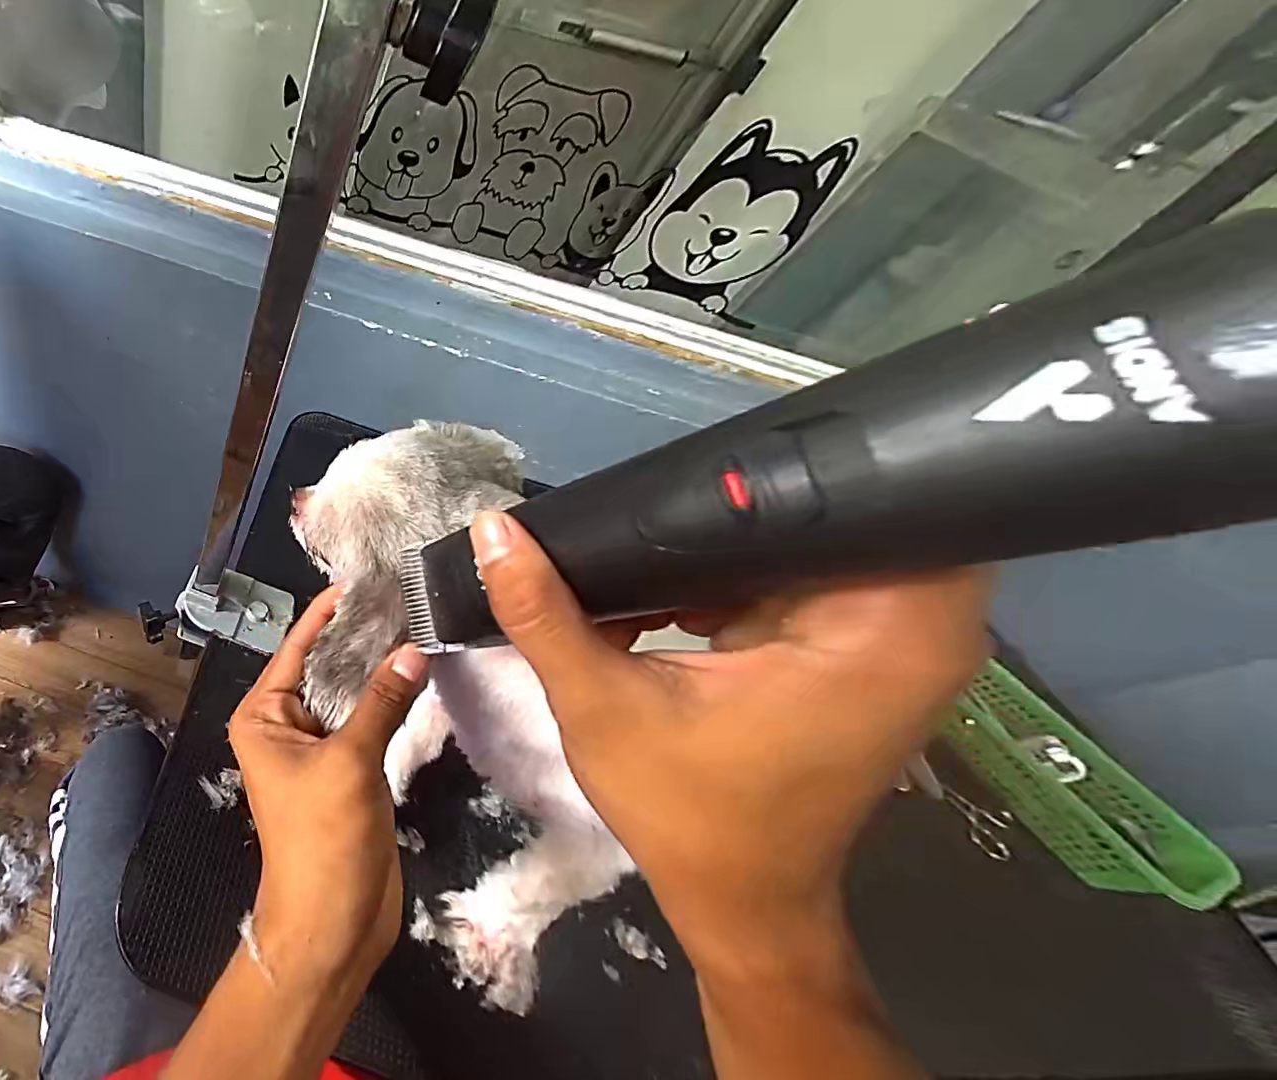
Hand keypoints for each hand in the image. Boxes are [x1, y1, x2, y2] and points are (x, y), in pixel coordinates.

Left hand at [229, 588, 426, 985]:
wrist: (332, 924)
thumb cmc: (322, 840)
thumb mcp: (349, 762)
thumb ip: (382, 702)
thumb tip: (413, 649)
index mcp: (263, 716)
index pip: (296, 649)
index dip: (325, 615)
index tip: (358, 583)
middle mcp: (285, 724)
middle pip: (325, 667)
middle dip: (359, 638)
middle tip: (401, 598)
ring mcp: (318, 745)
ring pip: (350, 693)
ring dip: (378, 668)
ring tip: (415, 624)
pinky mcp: (348, 766)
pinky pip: (367, 719)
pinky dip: (389, 698)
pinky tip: (416, 672)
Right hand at [469, 511, 989, 961]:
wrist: (734, 897)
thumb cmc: (682, 809)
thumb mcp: (596, 703)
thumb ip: (542, 612)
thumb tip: (492, 529)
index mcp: (876, 630)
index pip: (834, 496)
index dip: (748, 480)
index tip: (662, 494)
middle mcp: (909, 623)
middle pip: (808, 516)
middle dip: (715, 521)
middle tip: (632, 530)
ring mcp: (885, 639)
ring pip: (791, 548)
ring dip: (713, 555)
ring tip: (638, 570)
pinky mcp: (850, 655)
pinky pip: (787, 582)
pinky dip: (724, 585)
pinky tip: (664, 603)